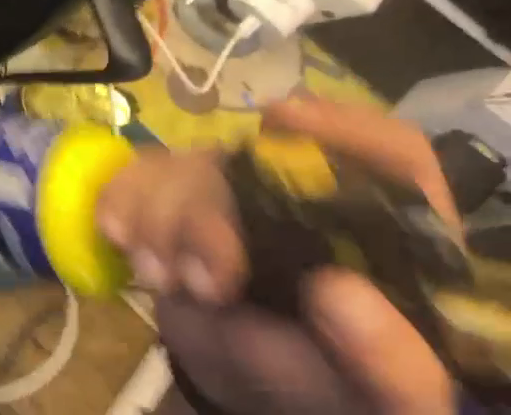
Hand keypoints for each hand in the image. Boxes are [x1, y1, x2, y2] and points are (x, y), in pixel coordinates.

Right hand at [95, 98, 458, 413]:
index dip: (345, 131)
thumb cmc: (334, 384)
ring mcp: (232, 188)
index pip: (390, 157)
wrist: (253, 383)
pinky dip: (119, 198)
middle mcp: (307, 194)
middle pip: (255, 164)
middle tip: (198, 280)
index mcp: (385, 231)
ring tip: (158, 277)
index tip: (283, 123)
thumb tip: (338, 292)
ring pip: (186, 164)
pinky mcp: (171, 194)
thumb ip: (387, 357)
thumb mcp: (386, 393)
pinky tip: (119, 236)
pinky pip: (136, 172)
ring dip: (156, 215)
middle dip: (210, 212)